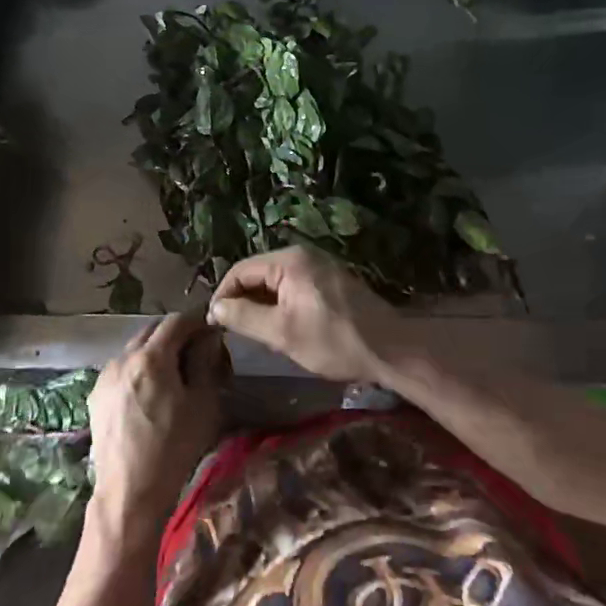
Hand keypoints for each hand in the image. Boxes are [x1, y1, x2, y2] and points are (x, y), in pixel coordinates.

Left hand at [88, 313, 224, 532]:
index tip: (211, 330)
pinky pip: (121, 369)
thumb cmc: (174, 447)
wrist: (130, 490)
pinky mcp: (96, 395)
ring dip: (155, 350)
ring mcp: (105, 376)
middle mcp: (122, 359)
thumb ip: (204, 363)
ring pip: (134, 348)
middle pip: (152, 330)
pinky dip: (138, 368)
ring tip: (173, 371)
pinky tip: (150, 391)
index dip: (197, 320)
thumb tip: (207, 338)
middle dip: (175, 333)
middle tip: (195, 349)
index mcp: (151, 358)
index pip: (177, 321)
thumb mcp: (202, 403)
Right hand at [208, 247, 401, 384]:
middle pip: (259, 273)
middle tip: (233, 330)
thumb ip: (244, 317)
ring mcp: (322, 267)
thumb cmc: (333, 341)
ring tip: (255, 332)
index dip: (223, 295)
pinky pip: (295, 287)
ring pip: (277, 281)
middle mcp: (305, 255)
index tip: (214, 322)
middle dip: (243, 299)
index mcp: (290, 261)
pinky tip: (282, 327)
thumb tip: (215, 308)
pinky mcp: (333, 281)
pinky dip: (282, 304)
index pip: (241, 270)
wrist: (391, 350)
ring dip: (262, 304)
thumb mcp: (282, 333)